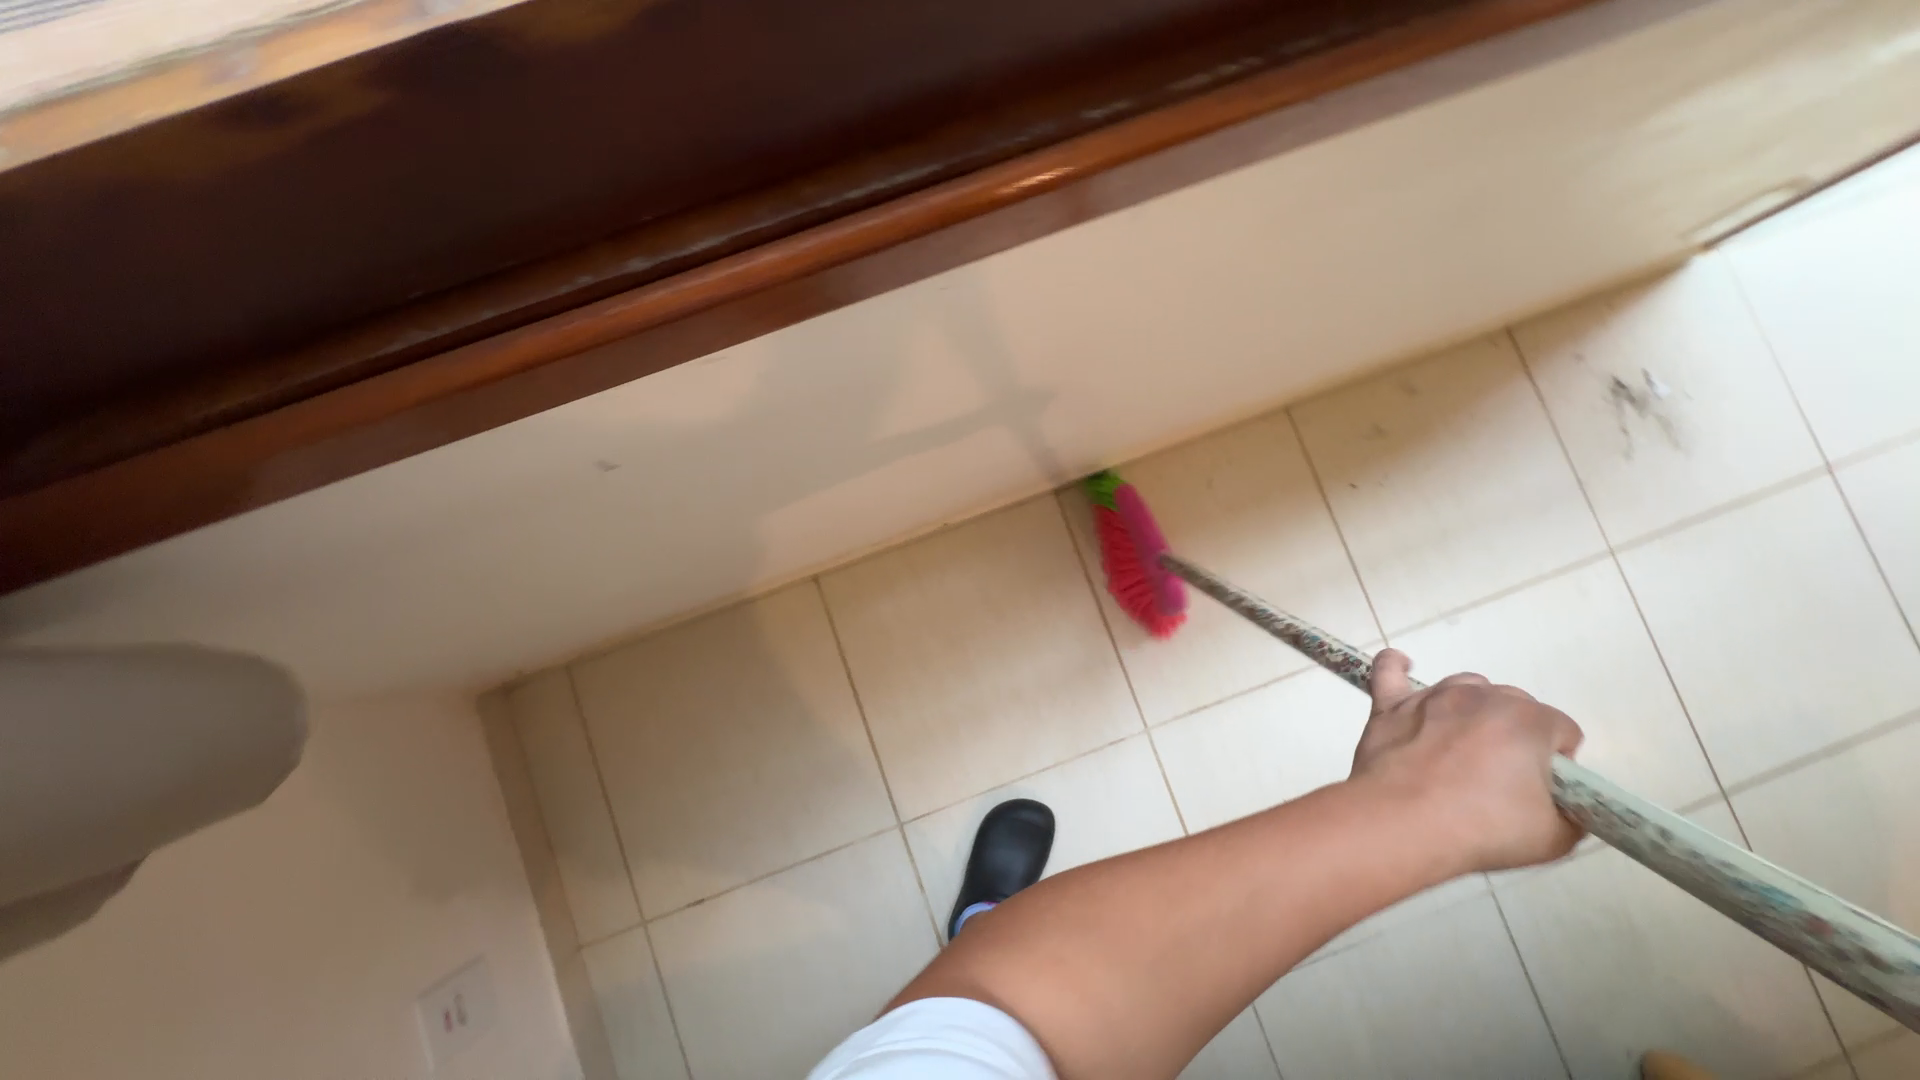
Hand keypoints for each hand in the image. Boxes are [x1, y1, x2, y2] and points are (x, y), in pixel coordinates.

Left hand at [1350, 649, 1583, 874]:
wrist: (1403, 823)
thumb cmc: (1483, 829)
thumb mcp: (1556, 836)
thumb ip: (1571, 810)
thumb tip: (1560, 800)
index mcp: (1528, 720)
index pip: (1563, 731)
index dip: (1558, 763)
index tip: (1542, 791)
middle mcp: (1479, 696)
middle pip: (1515, 705)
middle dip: (1517, 736)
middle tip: (1500, 779)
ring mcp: (1431, 697)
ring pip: (1465, 687)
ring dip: (1474, 710)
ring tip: (1465, 748)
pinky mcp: (1389, 706)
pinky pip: (1389, 671)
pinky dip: (1396, 667)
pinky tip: (1402, 666)